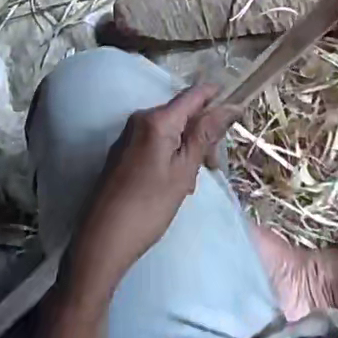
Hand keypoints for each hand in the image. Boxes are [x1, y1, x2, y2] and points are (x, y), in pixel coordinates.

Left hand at [66, 81, 234, 294]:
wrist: (100, 243)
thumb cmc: (148, 207)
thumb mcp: (184, 170)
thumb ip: (205, 134)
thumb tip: (229, 106)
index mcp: (157, 119)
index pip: (195, 94)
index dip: (218, 99)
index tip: (237, 116)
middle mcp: (140, 119)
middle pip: (183, 112)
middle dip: (202, 132)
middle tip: (211, 165)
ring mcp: (128, 135)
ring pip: (170, 129)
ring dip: (188, 147)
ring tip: (191, 181)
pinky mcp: (122, 153)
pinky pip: (156, 141)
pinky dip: (171, 154)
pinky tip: (174, 183)